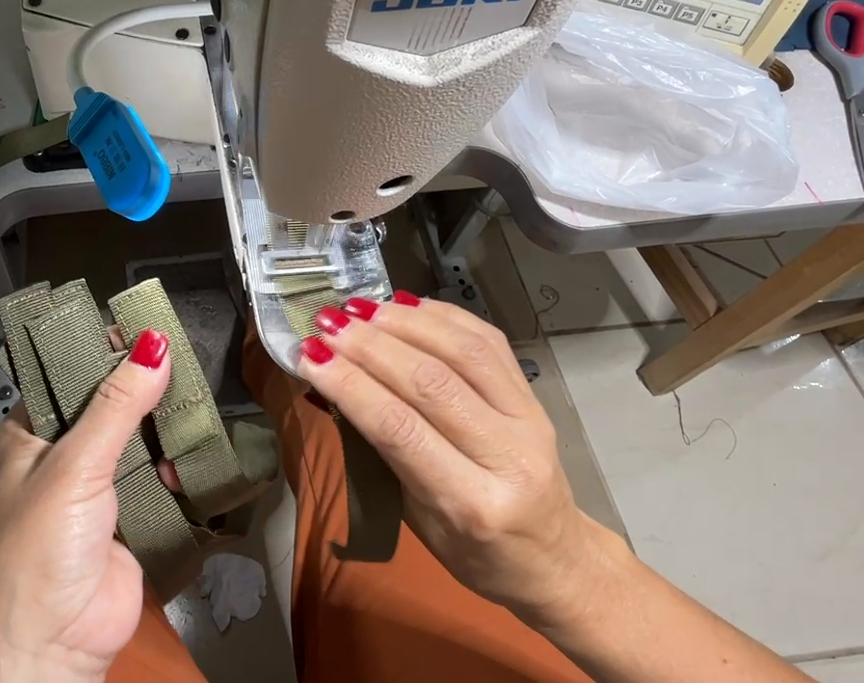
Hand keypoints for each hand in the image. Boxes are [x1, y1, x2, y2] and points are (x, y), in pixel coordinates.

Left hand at [0, 330, 172, 682]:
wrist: (50, 651)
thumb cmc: (39, 547)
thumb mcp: (73, 465)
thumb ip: (117, 403)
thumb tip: (155, 342)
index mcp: (32, 431)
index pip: (69, 371)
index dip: (104, 347)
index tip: (147, 326)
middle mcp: (63, 452)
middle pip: (111, 402)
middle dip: (144, 388)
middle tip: (182, 365)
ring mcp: (98, 487)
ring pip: (138, 438)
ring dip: (163, 428)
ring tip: (190, 411)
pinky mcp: (129, 517)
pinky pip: (157, 477)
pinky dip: (174, 467)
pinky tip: (185, 462)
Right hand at [296, 293, 623, 624]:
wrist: (555, 559)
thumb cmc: (473, 552)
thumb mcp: (415, 518)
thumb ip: (379, 450)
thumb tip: (328, 384)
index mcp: (470, 504)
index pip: (400, 429)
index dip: (350, 385)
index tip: (308, 355)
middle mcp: (507, 457)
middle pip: (430, 383)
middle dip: (369, 345)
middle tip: (326, 323)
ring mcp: (530, 421)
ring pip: (462, 352)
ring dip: (403, 321)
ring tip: (358, 308)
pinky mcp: (536, 397)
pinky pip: (488, 341)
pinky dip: (441, 315)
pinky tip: (403, 304)